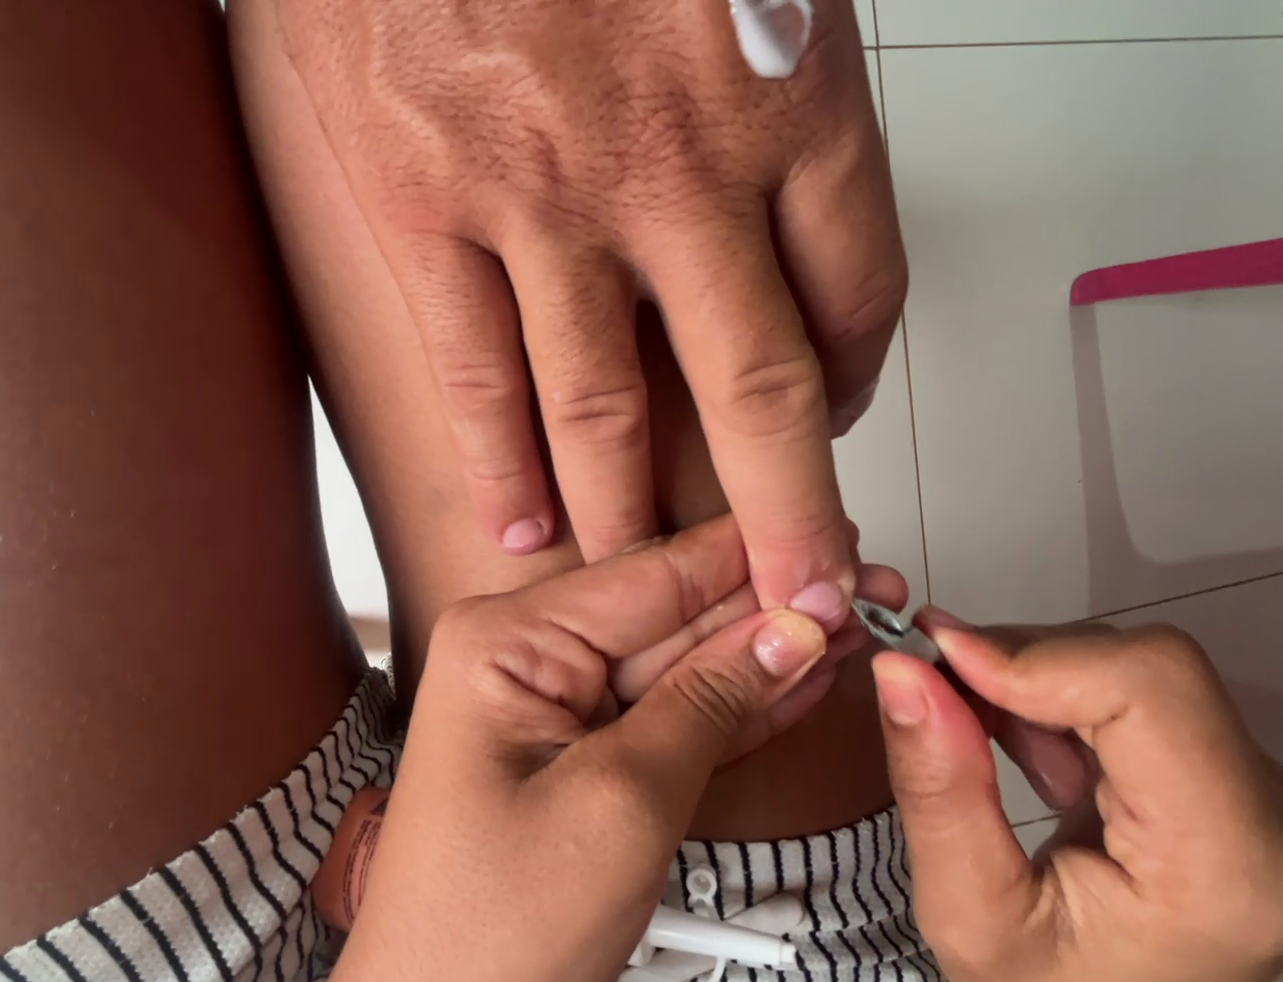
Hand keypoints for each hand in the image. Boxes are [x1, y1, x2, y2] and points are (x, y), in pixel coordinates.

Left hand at [247, 518, 855, 981]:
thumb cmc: (491, 931)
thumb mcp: (620, 803)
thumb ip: (706, 704)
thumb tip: (786, 630)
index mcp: (508, 639)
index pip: (653, 576)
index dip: (754, 562)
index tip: (838, 552)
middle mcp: (525, 654)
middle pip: (670, 614)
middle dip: (768, 609)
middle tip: (866, 594)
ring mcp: (553, 704)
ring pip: (677, 665)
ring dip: (762, 657)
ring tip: (852, 632)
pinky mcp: (578, 751)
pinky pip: (664, 715)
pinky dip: (730, 708)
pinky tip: (796, 684)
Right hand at [277, 0, 904, 614]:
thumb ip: (785, 87)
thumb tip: (786, 210)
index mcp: (779, 94)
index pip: (851, 290)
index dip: (852, 382)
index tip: (836, 419)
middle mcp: (672, 172)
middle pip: (755, 390)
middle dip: (783, 513)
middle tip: (798, 593)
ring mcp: (544, 203)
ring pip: (606, 407)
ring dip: (628, 511)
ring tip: (638, 576)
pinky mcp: (430, 211)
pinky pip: (479, 372)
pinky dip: (501, 465)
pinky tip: (520, 528)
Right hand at [872, 618, 1282, 981]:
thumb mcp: (965, 913)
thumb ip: (938, 789)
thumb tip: (899, 668)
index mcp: (1225, 865)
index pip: (1149, 690)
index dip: (1036, 655)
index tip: (932, 656)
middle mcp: (1277, 816)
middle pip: (1144, 670)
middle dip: (1021, 662)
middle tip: (930, 690)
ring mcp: (1268, 792)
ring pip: (1134, 669)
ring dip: (1031, 678)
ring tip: (970, 731)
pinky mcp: (1237, 777)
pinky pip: (1136, 693)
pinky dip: (1054, 694)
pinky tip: (1017, 742)